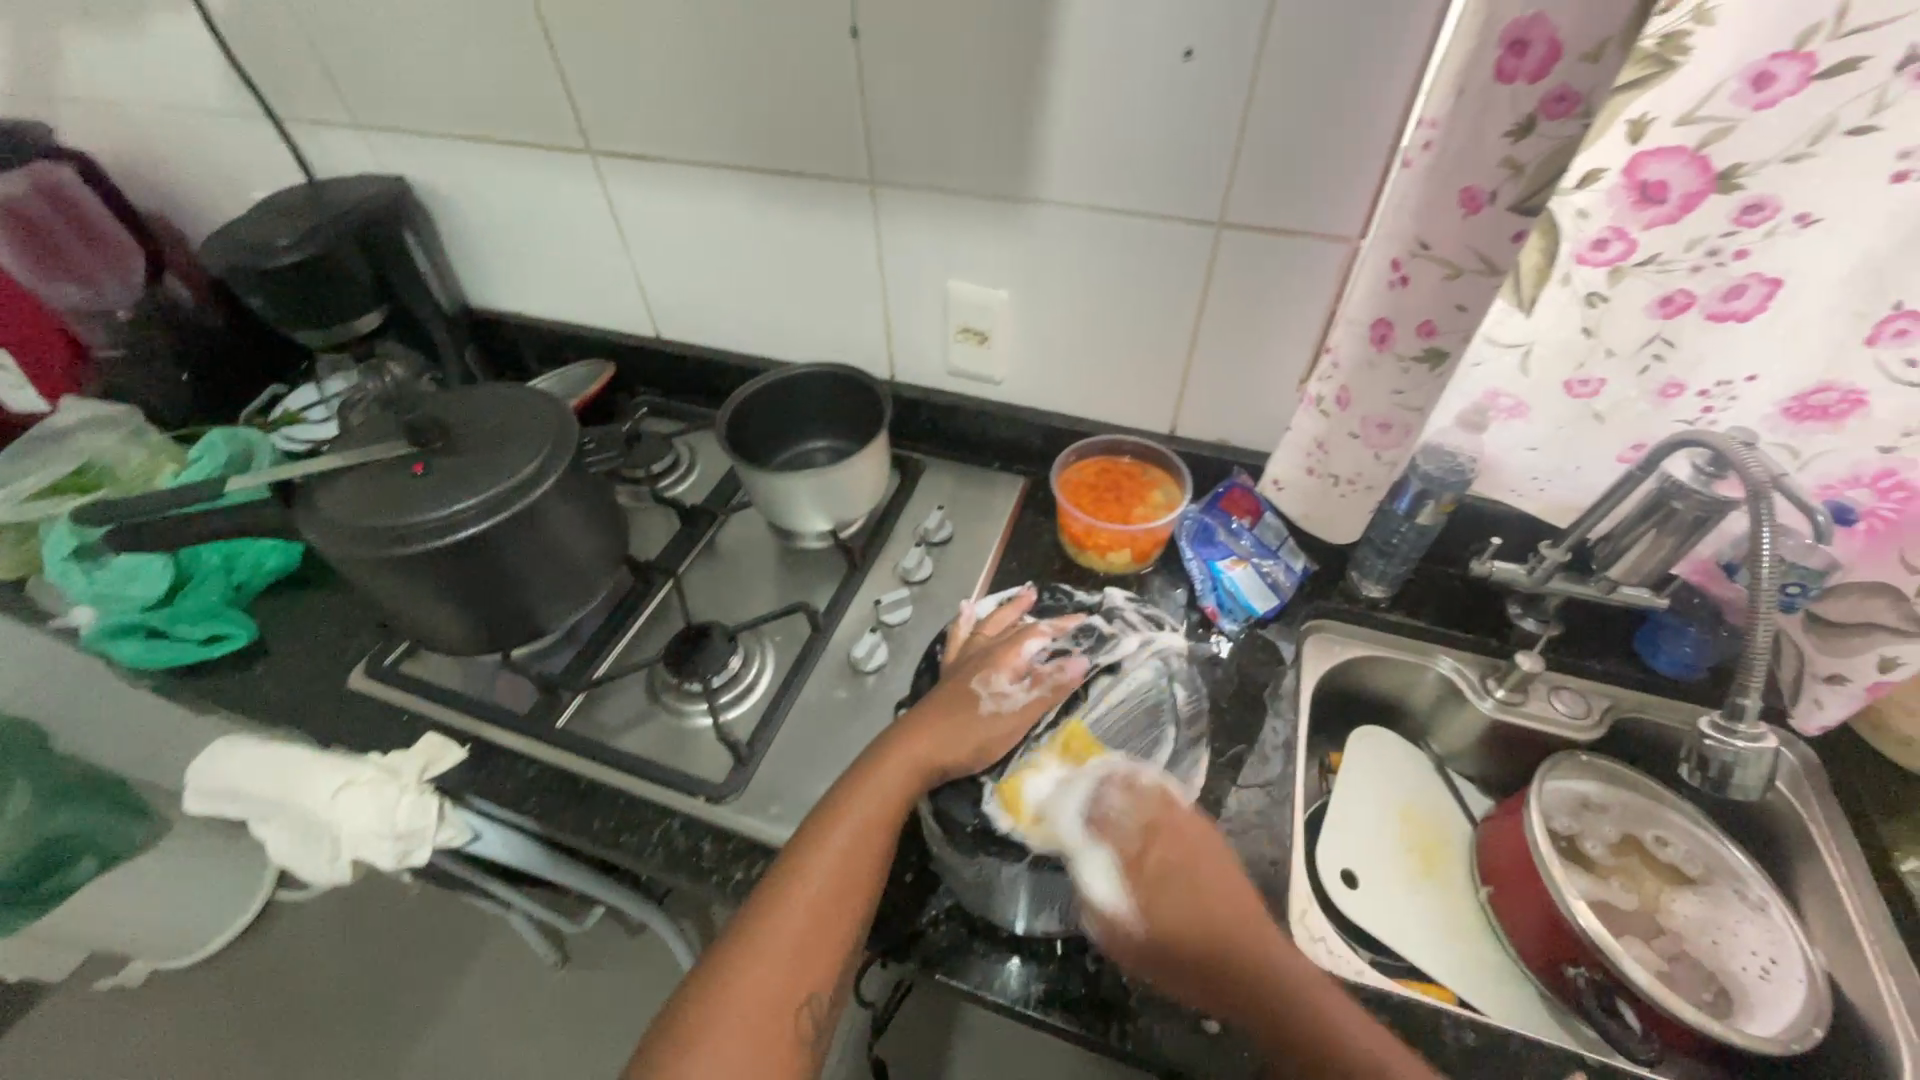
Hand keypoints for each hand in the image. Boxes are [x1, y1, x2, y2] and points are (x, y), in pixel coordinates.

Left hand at [884, 585, 1090, 788]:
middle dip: (1028, 611)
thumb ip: (1050, 686)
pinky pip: (958, 639)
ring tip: (1015, 597)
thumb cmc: (973, 734)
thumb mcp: (1019, 714)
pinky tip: (963, 611)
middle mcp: (983, 652)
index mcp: (1004, 658)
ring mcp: (963, 662)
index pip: (1039, 634)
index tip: (1086, 619)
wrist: (918, 749)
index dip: (1062, 626)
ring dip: (1002, 611)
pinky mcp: (948, 674)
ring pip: (986, 626)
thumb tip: (1083, 658)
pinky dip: (964, 623)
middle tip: (1039, 594)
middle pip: (1010, 625)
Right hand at [1076, 770, 1292, 1021]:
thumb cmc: (1185, 963)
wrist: (1253, 967)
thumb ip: (1095, 907)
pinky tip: (1143, 792)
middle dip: (1094, 785)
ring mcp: (1188, 827)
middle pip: (1120, 791)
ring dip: (1122, 781)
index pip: (1094, 815)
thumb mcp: (1126, 947)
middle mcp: (1160, 832)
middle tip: (1077, 787)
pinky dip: (1151, 788)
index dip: (1070, 804)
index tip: (1055, 805)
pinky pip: (1172, 797)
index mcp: (1136, 858)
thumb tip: (1080, 878)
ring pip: (1147, 787)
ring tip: (1104, 779)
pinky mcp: (1208, 830)